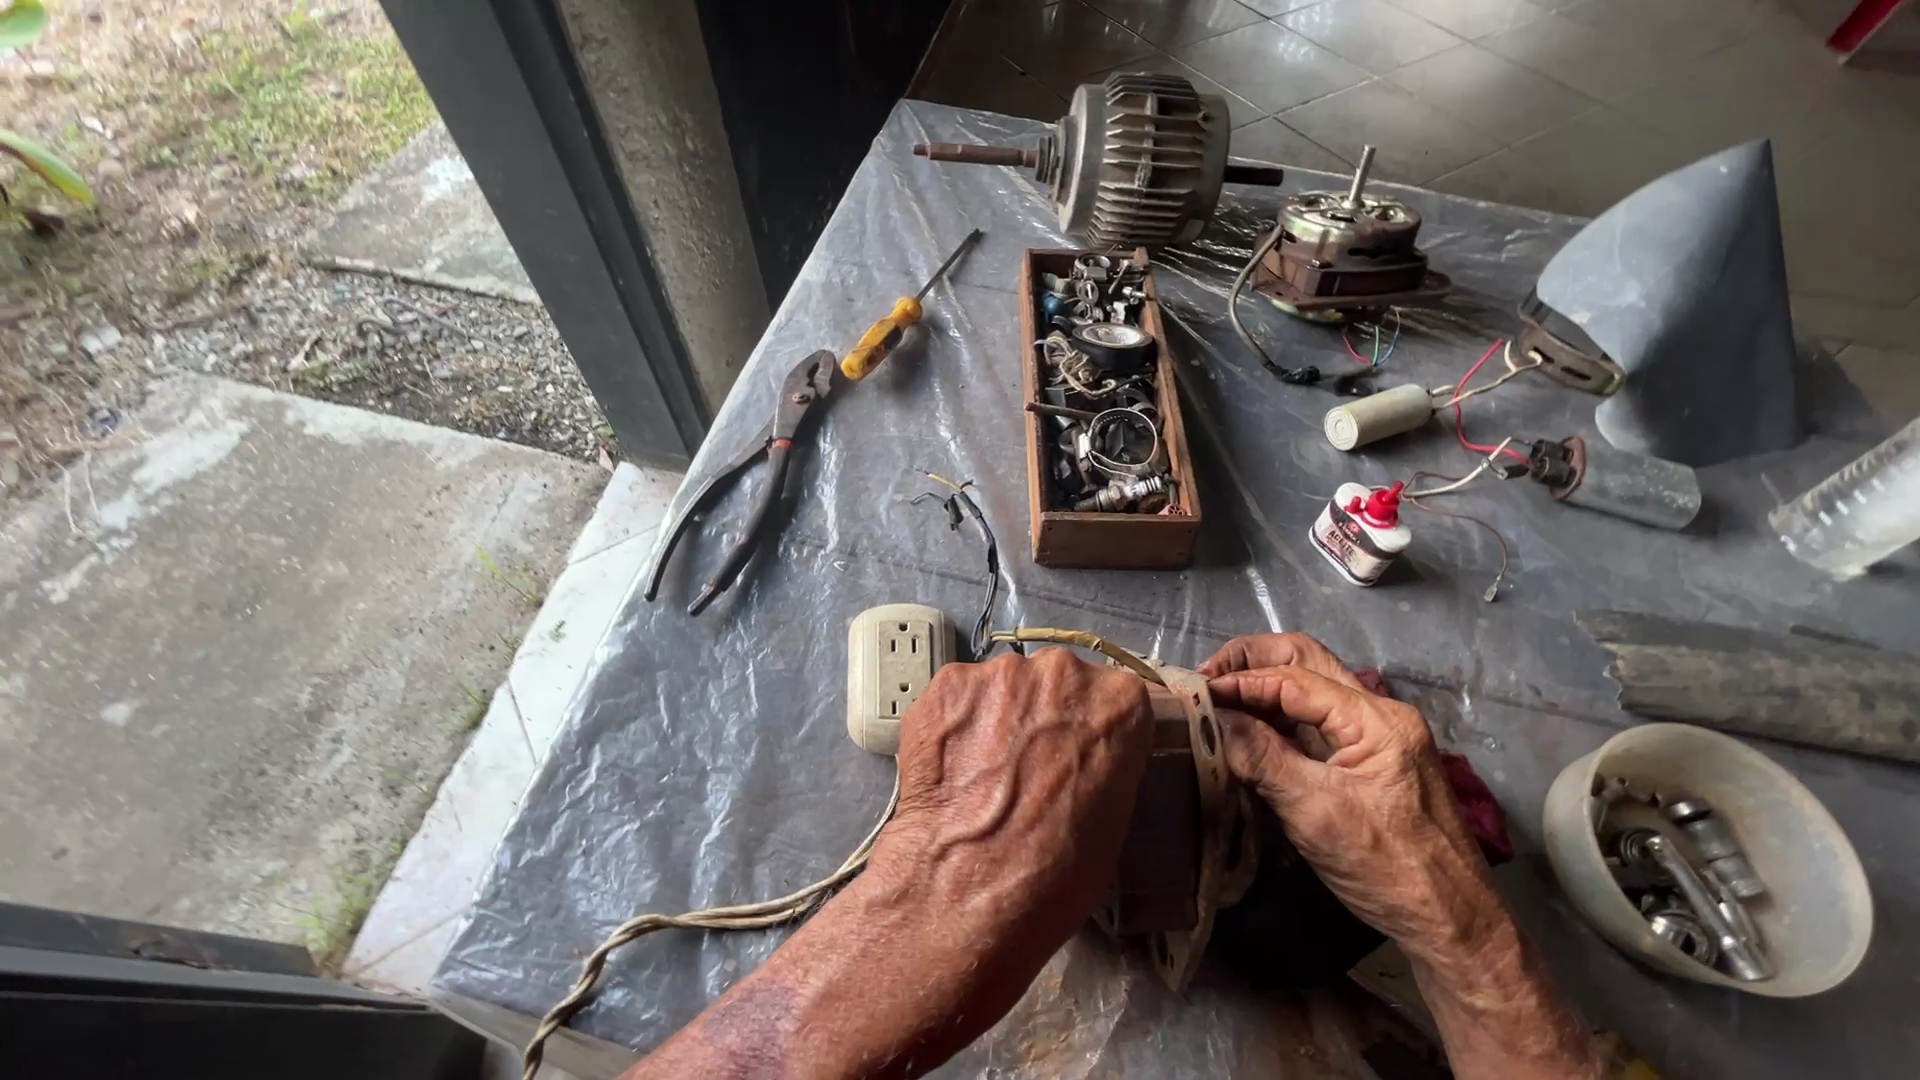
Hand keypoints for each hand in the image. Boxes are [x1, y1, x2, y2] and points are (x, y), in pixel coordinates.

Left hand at [867, 648, 1152, 988]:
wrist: (968, 885)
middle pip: (1057, 681)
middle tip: (1029, 763)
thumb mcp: (1115, 817)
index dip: (1093, 726)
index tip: (1078, 750)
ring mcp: (999, 673)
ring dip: (998, 717)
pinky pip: (957, 699)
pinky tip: (952, 768)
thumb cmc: (1054, 870)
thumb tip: (1083, 757)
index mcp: (1119, 701)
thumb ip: (1105, 761)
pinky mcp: (946, 686)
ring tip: (984, 773)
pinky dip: (954, 725)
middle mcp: (1062, 671)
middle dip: (1044, 714)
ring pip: (1003, 686)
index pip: (1114, 696)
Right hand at [1201, 634, 1604, 1077]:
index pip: (1294, 677)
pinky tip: (1249, 727)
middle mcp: (1380, 712)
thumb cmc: (1388, 868)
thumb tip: (1211, 718)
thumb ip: (1261, 756)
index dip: (1241, 681)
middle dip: (1252, 660)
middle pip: (1307, 659)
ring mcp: (1377, 733)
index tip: (1196, 692)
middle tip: (1207, 679)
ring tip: (1219, 700)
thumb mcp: (1314, 812)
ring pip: (1312, 683)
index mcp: (1376, 719)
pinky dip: (1278, 712)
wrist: (1453, 924)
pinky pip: (1316, 715)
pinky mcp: (1369, 756)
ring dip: (1263, 683)